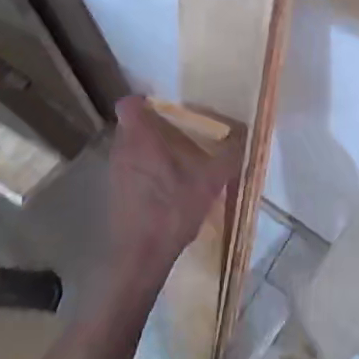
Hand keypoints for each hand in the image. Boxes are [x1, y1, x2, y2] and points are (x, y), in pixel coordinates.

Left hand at [105, 97, 242, 288]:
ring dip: (147, 150)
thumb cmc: (172, 209)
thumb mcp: (209, 181)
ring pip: (128, 149)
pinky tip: (164, 188)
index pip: (128, 104)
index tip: (164, 108)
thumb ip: (228, 156)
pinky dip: (143, 171)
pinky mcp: (114, 194)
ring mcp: (114, 173)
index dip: (143, 101)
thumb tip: (244, 137)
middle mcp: (121, 150)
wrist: (141, 256)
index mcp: (140, 138)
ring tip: (174, 161)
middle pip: (130, 126)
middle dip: (150, 126)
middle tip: (177, 133)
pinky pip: (128, 170)